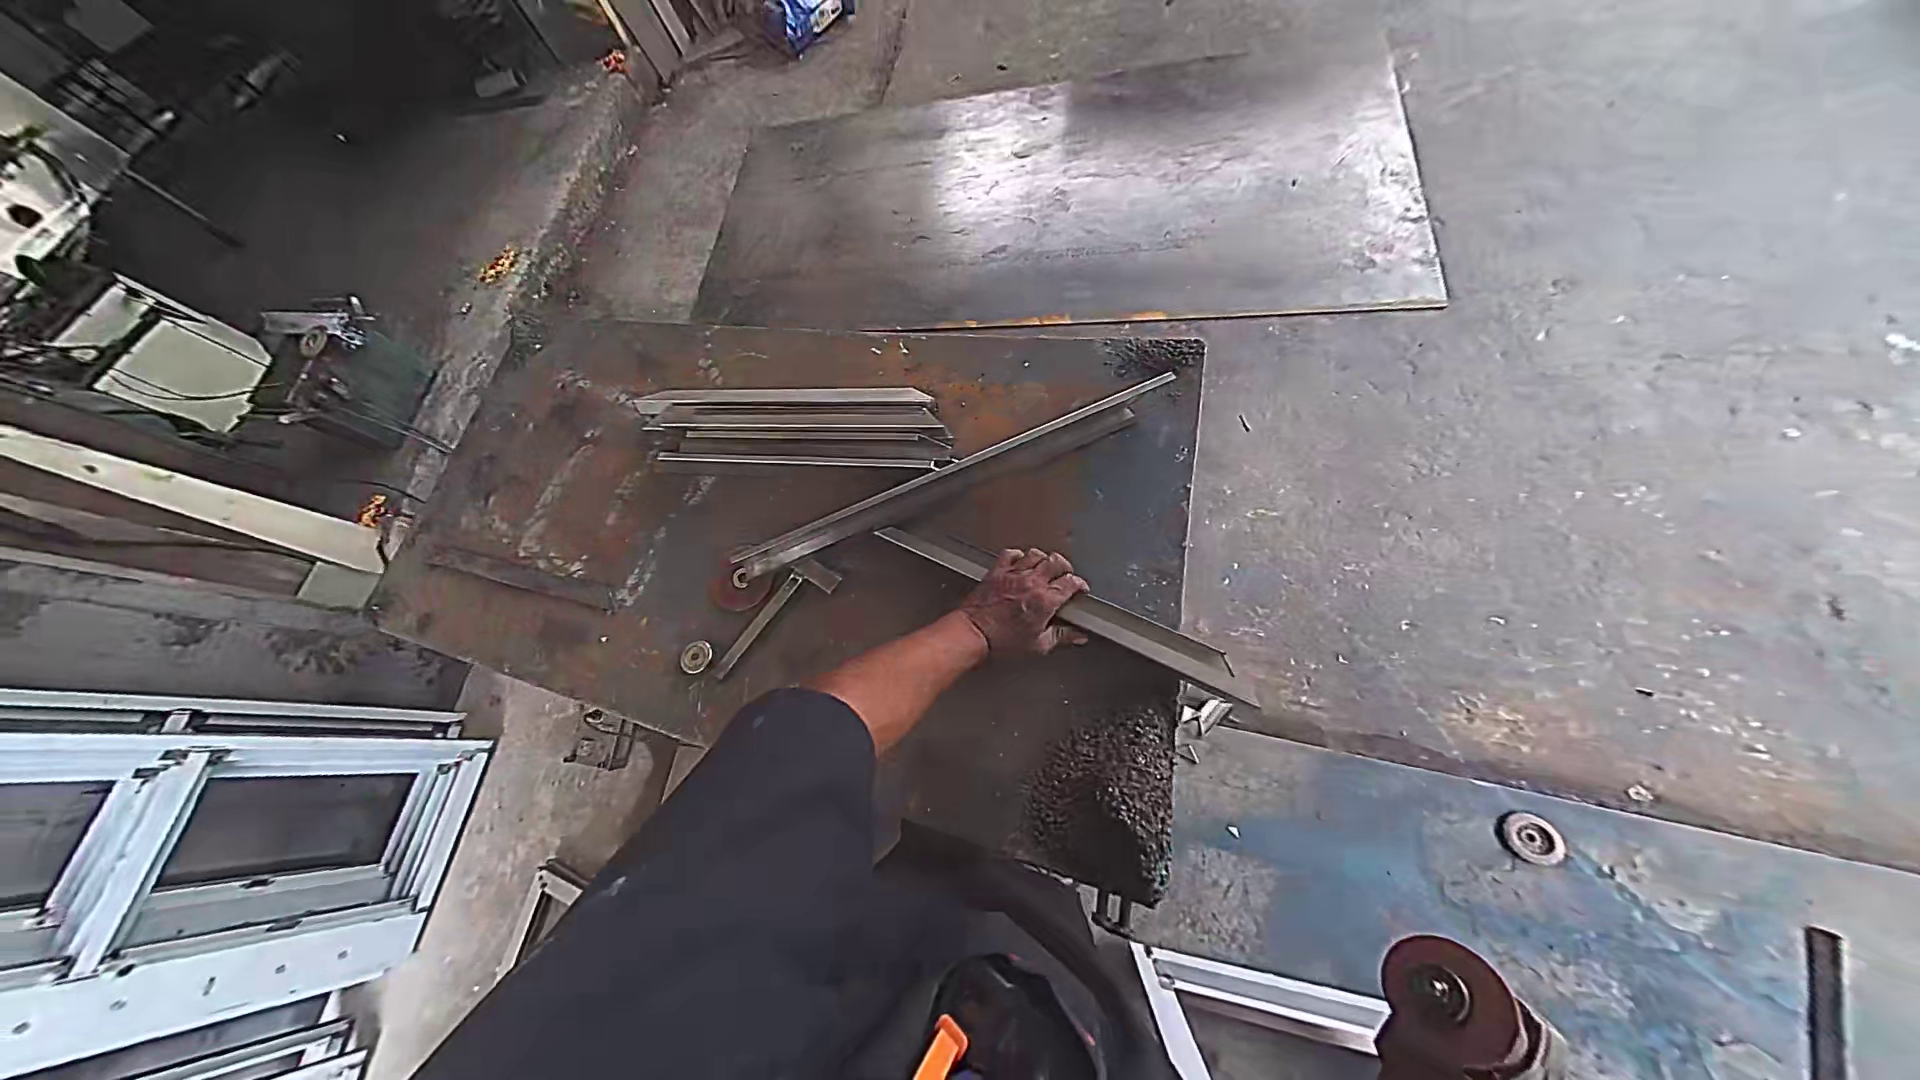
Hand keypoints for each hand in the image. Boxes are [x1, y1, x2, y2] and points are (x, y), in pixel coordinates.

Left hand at [958, 548, 1090, 655]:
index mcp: (1045, 600)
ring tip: (1044, 568)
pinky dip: (1018, 556)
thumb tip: (1077, 636)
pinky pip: (1010, 554)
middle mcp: (1031, 583)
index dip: (1079, 584)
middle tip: (1065, 575)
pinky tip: (1020, 563)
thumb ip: (1062, 637)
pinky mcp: (997, 572)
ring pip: (1035, 554)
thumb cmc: (1002, 641)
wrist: (973, 634)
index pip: (1071, 582)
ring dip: (1043, 560)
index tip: (1079, 588)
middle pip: (1056, 561)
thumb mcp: (1039, 645)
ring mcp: (1013, 575)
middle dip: (1065, 567)